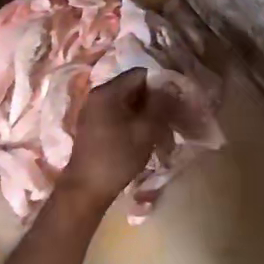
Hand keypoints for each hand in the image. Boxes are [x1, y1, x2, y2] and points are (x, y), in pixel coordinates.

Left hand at [57, 68, 170, 213]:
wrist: (86, 189)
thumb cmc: (117, 157)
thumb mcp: (146, 130)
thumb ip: (160, 104)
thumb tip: (171, 85)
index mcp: (108, 92)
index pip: (140, 73)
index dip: (161, 82)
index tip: (176, 96)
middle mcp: (98, 95)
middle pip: (133, 86)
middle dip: (154, 98)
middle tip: (172, 113)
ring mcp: (93, 110)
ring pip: (127, 101)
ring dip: (146, 111)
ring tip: (161, 127)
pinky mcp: (93, 124)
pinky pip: (118, 112)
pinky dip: (134, 119)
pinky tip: (145, 134)